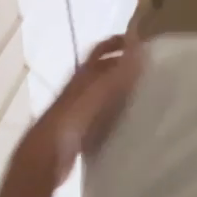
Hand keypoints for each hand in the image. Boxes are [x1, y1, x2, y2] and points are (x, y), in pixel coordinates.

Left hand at [19, 36, 144, 184]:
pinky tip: (129, 125)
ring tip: (146, 97)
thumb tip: (140, 45)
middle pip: (103, 71)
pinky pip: (102, 117)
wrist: (47, 154)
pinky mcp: (80, 132)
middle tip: (150, 71)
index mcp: (83, 74)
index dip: (117, 42)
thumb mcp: (98, 91)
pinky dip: (115, 116)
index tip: (141, 41)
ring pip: (103, 94)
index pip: (101, 49)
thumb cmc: (73, 118)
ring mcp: (78, 110)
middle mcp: (79, 87)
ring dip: (121, 92)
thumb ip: (118, 71)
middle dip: (123, 68)